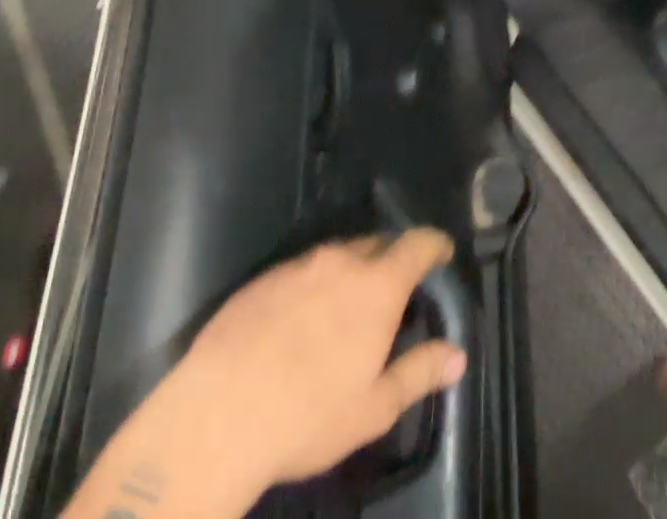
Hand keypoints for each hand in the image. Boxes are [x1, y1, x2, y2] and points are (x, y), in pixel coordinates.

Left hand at [159, 232, 464, 486]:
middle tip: (397, 287)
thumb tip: (457, 356)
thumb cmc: (307, 417)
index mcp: (377, 286)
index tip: (442, 254)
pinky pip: (296, 274)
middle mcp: (337, 264)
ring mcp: (291, 271)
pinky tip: (299, 321)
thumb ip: (420, 372)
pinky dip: (310, 287)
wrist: (210, 423)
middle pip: (376, 243)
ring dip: (349, 272)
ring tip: (348, 304)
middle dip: (392, 257)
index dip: (435, 245)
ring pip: (333, 257)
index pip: (417, 244)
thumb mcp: (375, 406)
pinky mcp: (254, 286)